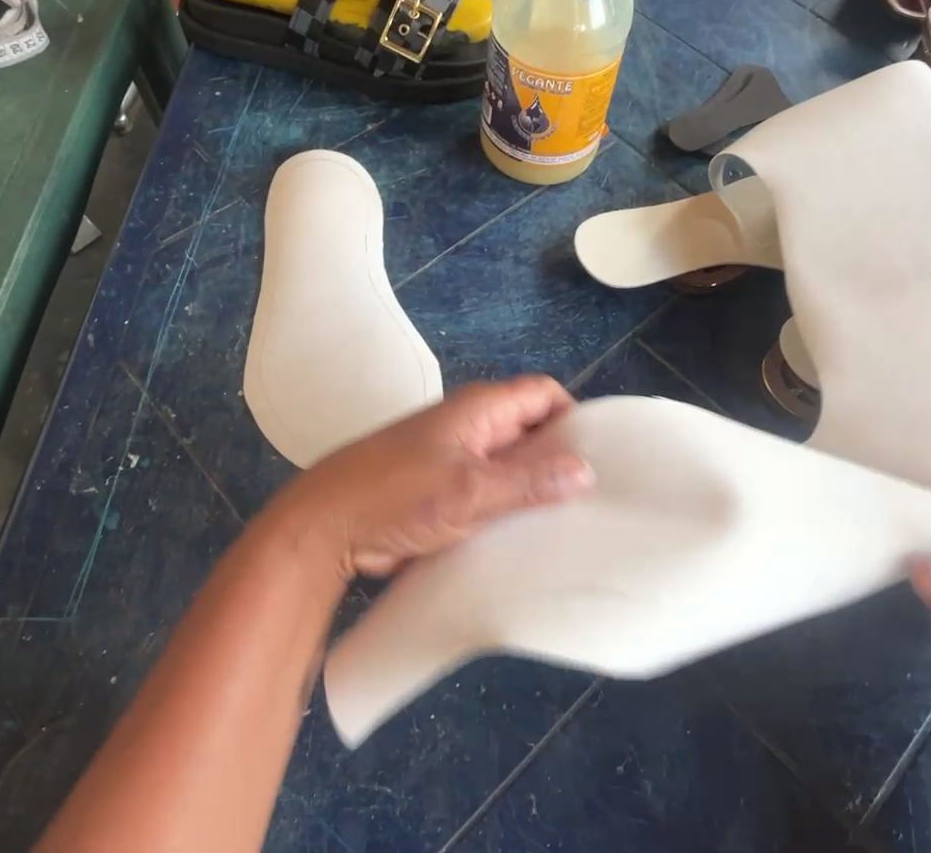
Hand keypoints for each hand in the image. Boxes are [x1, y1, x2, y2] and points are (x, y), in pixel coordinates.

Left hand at [262, 376, 595, 580]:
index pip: (542, 394)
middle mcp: (471, 427)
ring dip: (535, 487)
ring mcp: (456, 460)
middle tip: (597, 494)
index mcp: (479, 408)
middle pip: (530, 430)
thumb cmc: (397, 494)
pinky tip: (530, 537)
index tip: (603, 452)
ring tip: (573, 520)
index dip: (574, 415)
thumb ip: (527, 480)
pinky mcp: (444, 492)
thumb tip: (585, 470)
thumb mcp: (469, 488)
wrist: (327, 526)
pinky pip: (490, 492)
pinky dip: (510, 507)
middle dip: (560, 456)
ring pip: (510, 465)